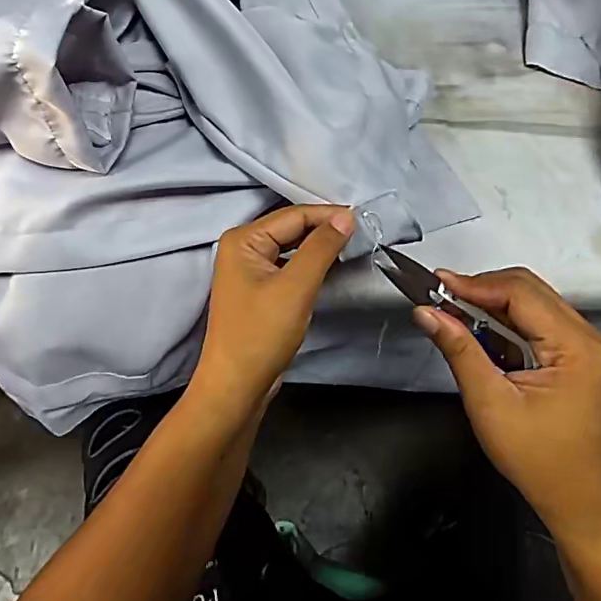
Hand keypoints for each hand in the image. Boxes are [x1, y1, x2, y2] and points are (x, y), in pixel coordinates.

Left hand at [190, 204, 354, 417]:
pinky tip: (330, 265)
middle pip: (290, 228)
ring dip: (318, 245)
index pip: (293, 215)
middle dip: (324, 228)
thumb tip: (345, 217)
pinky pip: (288, 264)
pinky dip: (309, 263)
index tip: (364, 218)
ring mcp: (248, 268)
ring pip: (290, 246)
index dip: (328, 215)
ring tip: (352, 244)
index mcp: (242, 239)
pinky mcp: (257, 288)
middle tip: (362, 230)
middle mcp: (241, 247)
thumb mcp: (296, 287)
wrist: (236, 386)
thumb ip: (321, 248)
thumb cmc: (261, 334)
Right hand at [413, 267, 600, 533]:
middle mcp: (589, 338)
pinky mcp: (577, 353)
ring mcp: (586, 345)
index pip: (521, 293)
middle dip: (482, 287)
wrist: (577, 499)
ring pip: (532, 298)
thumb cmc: (538, 459)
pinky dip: (505, 314)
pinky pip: (537, 316)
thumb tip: (427, 312)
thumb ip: (459, 349)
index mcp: (577, 348)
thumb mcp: (489, 403)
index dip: (476, 285)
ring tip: (454, 308)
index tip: (437, 286)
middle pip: (528, 288)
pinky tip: (479, 325)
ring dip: (491, 299)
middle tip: (441, 296)